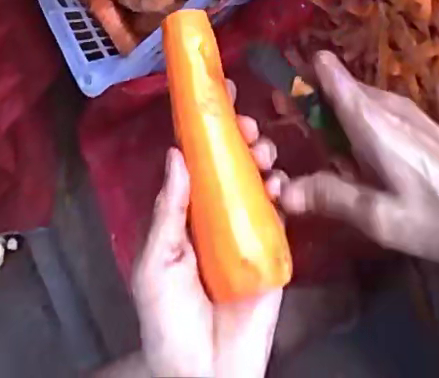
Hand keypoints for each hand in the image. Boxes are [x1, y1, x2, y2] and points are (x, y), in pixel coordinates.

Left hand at [131, 97, 282, 377]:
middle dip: (240, 134)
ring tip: (261, 152)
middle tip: (245, 124)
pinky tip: (278, 185)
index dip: (207, 124)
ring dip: (262, 156)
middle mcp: (217, 209)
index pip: (197, 156)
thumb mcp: (156, 261)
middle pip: (231, 160)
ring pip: (258, 178)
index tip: (217, 90)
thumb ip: (168, 210)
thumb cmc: (168, 316)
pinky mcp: (273, 249)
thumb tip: (175, 152)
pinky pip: (281, 212)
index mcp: (187, 208)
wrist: (204, 373)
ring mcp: (248, 227)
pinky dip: (282, 192)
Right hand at [278, 51, 438, 268]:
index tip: (280, 103)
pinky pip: (372, 113)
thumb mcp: (380, 218)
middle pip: (333, 89)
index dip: (298, 77)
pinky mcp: (416, 122)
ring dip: (336, 127)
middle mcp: (381, 101)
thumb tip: (282, 190)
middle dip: (312, 113)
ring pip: (353, 103)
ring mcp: (402, 109)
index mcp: (366, 116)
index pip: (324, 68)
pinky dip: (358, 133)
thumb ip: (329, 198)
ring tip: (336, 170)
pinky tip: (370, 172)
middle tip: (304, 155)